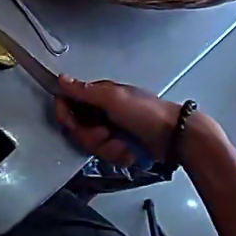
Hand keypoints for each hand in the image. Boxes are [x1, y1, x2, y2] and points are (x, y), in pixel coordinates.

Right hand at [54, 77, 180, 168]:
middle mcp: (102, 112)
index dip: (66, 116)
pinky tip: (130, 150)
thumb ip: (85, 91)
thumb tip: (62, 79)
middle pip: (78, 130)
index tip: (71, 124)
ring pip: (92, 145)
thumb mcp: (113, 98)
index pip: (68, 104)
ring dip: (107, 147)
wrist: (173, 136)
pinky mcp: (119, 146)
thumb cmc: (145, 112)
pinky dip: (119, 155)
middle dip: (92, 137)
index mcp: (98, 96)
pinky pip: (107, 156)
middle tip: (106, 134)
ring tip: (123, 143)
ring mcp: (111, 130)